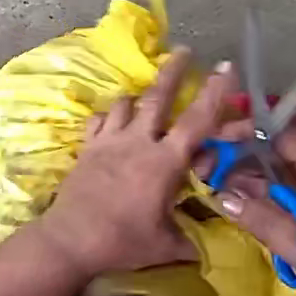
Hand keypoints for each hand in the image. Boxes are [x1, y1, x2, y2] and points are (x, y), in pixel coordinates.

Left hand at [34, 47, 229, 276]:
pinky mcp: (86, 148)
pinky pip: (98, 120)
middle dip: (173, 70)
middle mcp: (137, 142)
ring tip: (146, 95)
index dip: (215, 92)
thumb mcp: (168, 245)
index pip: (198, 120)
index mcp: (165, 162)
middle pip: (158, 97)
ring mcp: (108, 142)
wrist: (70, 239)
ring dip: (139, 96)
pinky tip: (112, 121)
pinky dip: (108, 116)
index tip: (225, 67)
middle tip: (183, 50)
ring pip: (125, 104)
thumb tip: (205, 245)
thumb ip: (191, 238)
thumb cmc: (123, 242)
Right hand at [207, 120, 295, 295]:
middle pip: (278, 153)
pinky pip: (280, 197)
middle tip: (203, 168)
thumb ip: (263, 219)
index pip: (288, 137)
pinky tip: (232, 204)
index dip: (250, 133)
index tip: (214, 141)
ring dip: (243, 178)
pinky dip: (255, 197)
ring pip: (276, 176)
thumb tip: (219, 195)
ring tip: (209, 185)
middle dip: (239, 156)